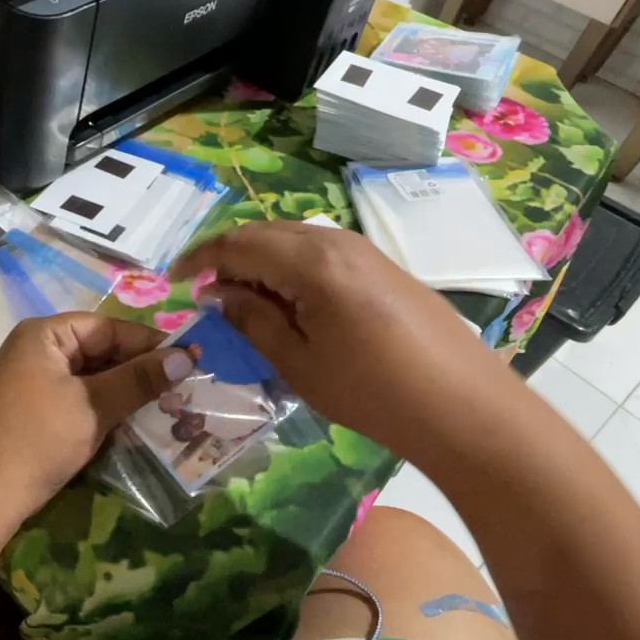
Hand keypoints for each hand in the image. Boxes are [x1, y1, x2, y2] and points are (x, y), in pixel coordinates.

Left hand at [0, 313, 193, 519]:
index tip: (191, 360)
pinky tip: (137, 421)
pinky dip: (107, 405)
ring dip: (127, 390)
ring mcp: (35, 378)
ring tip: (170, 405)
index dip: (149, 343)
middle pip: (101, 349)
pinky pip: (81, 395)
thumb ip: (139, 379)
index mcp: (45, 334)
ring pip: (94, 374)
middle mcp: (38, 348)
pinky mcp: (38, 407)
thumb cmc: (38, 440)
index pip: (108, 327)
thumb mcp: (94, 406)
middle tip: (184, 387)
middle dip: (140, 369)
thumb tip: (187, 356)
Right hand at [170, 222, 522, 460]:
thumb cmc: (372, 391)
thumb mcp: (298, 362)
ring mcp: (363, 250)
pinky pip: (318, 253)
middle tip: (206, 293)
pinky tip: (287, 302)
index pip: (237, 243)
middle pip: (263, 232)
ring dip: (259, 261)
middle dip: (227, 257)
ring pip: (292, 240)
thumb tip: (219, 293)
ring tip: (242, 300)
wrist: (464, 407)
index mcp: (310, 261)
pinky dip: (289, 268)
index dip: (200, 258)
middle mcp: (335, 241)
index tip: (174, 280)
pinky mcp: (381, 266)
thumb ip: (252, 319)